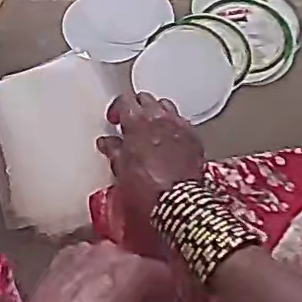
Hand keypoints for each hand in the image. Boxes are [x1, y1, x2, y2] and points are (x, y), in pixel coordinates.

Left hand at [0, 241, 182, 301]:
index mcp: (140, 269)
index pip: (172, 277)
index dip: (178, 297)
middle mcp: (114, 250)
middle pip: (141, 266)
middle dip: (146, 288)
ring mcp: (85, 250)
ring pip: (113, 263)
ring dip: (118, 281)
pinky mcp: (62, 258)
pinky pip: (89, 265)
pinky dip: (93, 278)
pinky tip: (87, 301)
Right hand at [97, 92, 206, 235]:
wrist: (178, 202)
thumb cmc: (145, 187)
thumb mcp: (121, 168)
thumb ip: (113, 149)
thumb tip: (107, 142)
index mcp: (137, 121)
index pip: (125, 99)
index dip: (117, 108)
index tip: (115, 120)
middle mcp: (159, 117)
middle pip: (146, 98)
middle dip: (136, 107)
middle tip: (130, 122)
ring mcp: (179, 126)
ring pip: (166, 106)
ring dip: (156, 113)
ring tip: (151, 128)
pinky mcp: (194, 137)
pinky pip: (182, 122)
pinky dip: (173, 127)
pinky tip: (169, 141)